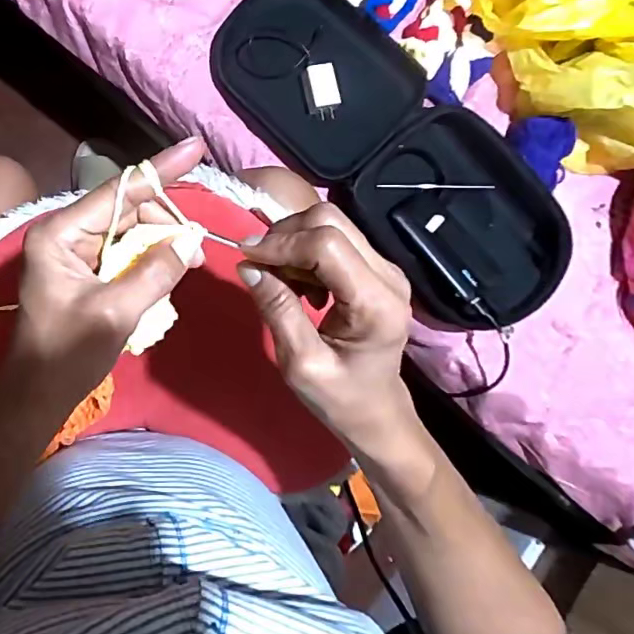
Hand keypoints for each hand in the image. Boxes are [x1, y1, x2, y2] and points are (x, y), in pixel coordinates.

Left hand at [0, 137, 209, 408]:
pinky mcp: (83, 268)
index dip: (160, 169)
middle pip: (125, 207)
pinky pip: (123, 249)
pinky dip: (149, 255)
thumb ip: (154, 273)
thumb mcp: (115, 313)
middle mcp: (63, 232)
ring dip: (161, 238)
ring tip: (190, 259)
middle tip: (198, 245)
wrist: (37, 395)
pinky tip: (171, 264)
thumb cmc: (66, 355)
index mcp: (59, 234)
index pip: (118, 190)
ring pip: (127, 227)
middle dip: (165, 218)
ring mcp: (72, 250)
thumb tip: (187, 243)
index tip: (195, 147)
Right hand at [239, 204, 417, 451]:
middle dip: (285, 236)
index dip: (281, 243)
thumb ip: (277, 310)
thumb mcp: (300, 363)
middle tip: (260, 266)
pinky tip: (299, 284)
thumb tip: (248, 266)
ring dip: (293, 243)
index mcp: (375, 303)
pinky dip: (304, 251)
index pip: (327, 245)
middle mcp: (388, 275)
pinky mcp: (375, 268)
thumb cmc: (340, 397)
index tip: (245, 256)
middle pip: (330, 221)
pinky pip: (334, 239)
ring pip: (330, 224)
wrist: (376, 412)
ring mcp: (385, 268)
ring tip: (279, 280)